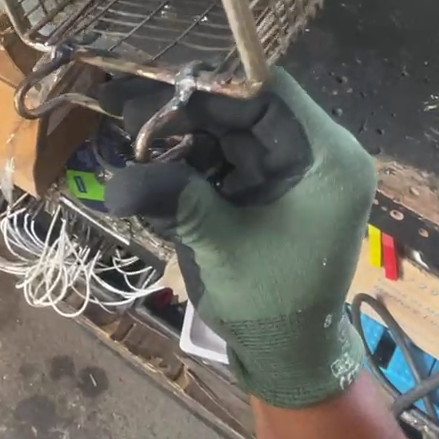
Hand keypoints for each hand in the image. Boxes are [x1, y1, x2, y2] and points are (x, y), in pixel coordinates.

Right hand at [103, 69, 374, 407]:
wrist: (288, 353)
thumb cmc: (270, 304)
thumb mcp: (219, 247)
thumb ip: (173, 201)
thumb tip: (114, 183)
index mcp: (324, 160)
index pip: (267, 91)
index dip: (208, 85)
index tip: (151, 88)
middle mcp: (314, 152)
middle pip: (242, 104)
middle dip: (183, 110)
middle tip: (125, 111)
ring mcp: (291, 167)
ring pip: (228, 125)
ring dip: (181, 131)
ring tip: (132, 137)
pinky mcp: (269, 182)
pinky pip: (225, 152)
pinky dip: (189, 154)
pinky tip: (152, 159)